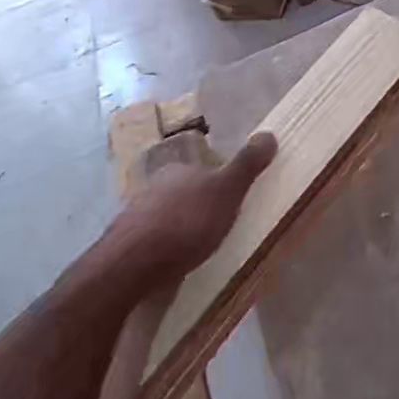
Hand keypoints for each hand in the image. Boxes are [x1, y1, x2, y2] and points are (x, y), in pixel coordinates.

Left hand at [110, 133, 276, 276]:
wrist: (135, 261)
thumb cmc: (187, 222)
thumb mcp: (227, 190)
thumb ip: (246, 165)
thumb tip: (269, 134)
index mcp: (179, 171)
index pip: (202, 171)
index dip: (219, 185)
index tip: (233, 204)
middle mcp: (154, 187)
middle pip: (183, 194)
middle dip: (198, 208)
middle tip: (219, 229)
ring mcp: (137, 215)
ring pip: (166, 217)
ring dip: (180, 230)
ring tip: (199, 251)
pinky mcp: (128, 244)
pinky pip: (153, 242)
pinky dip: (165, 250)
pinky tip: (175, 264)